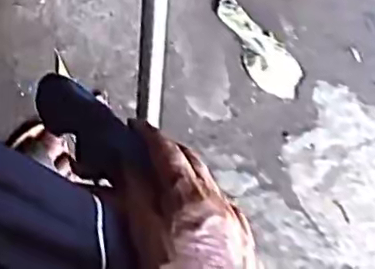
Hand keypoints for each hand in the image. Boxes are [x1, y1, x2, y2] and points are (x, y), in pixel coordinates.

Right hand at [118, 121, 257, 268]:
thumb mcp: (142, 228)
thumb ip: (135, 187)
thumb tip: (128, 161)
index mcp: (194, 196)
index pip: (168, 149)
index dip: (147, 133)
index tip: (134, 126)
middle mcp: (222, 207)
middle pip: (193, 162)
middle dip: (168, 149)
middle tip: (145, 145)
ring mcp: (239, 229)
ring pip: (209, 184)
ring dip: (186, 173)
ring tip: (163, 177)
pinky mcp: (246, 248)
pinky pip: (222, 208)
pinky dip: (202, 197)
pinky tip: (190, 208)